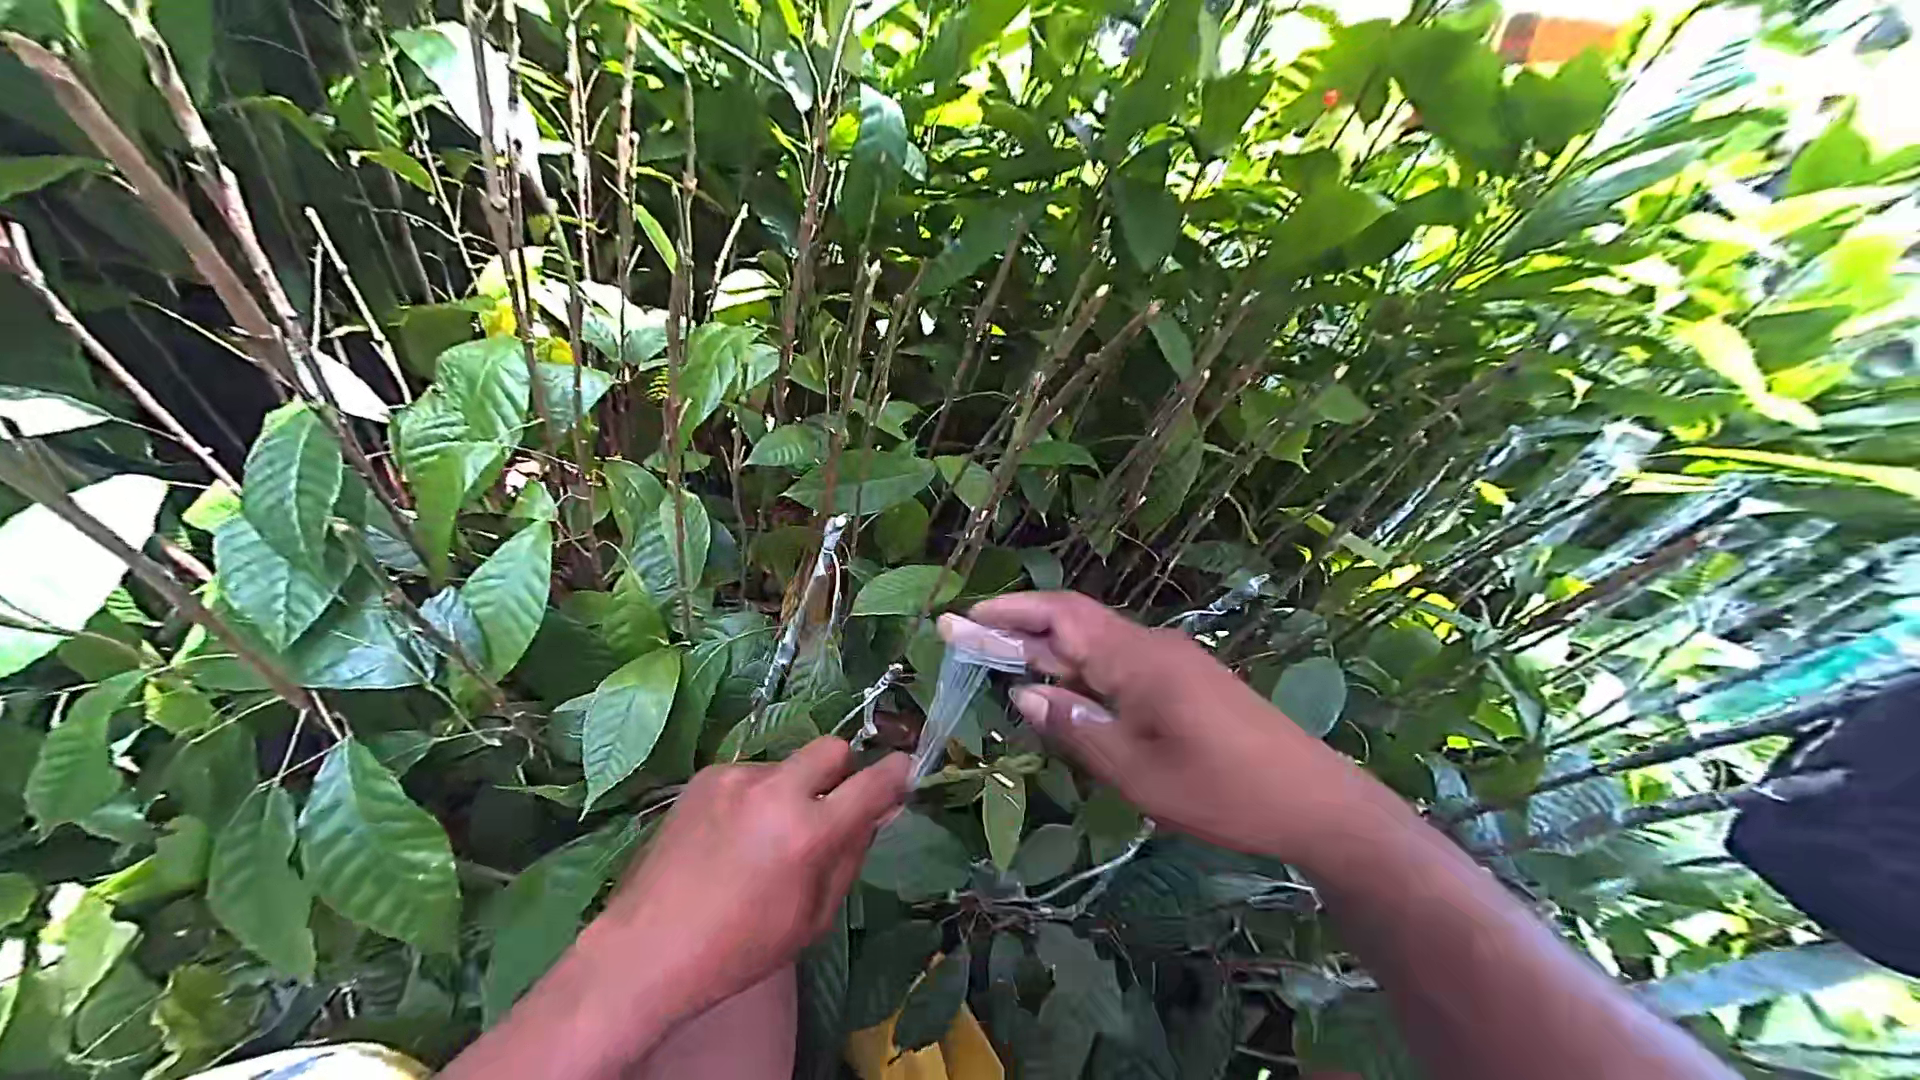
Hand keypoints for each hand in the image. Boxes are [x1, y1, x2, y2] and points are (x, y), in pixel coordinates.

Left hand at [595, 738, 910, 1021]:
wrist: (645, 949)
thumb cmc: (740, 948)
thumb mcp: (813, 918)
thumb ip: (852, 856)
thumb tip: (876, 812)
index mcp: (808, 833)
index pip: (873, 783)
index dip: (896, 773)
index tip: (903, 770)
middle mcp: (776, 791)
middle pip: (833, 748)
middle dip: (843, 770)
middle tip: (828, 804)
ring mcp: (737, 778)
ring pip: (789, 765)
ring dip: (792, 789)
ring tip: (763, 835)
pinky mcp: (707, 775)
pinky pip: (752, 775)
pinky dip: (756, 796)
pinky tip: (731, 834)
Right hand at [955, 592, 1383, 864]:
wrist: (1316, 802)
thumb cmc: (1222, 790)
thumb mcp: (1136, 771)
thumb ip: (1074, 727)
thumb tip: (1023, 695)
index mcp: (1136, 658)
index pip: (1060, 617)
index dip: (1009, 612)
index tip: (963, 617)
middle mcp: (1150, 646)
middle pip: (1073, 624)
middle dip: (1017, 629)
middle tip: (966, 641)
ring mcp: (1169, 662)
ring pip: (1094, 645)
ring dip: (1048, 652)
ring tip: (1001, 667)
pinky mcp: (1183, 681)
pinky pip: (1117, 665)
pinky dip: (1080, 672)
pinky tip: (1063, 695)